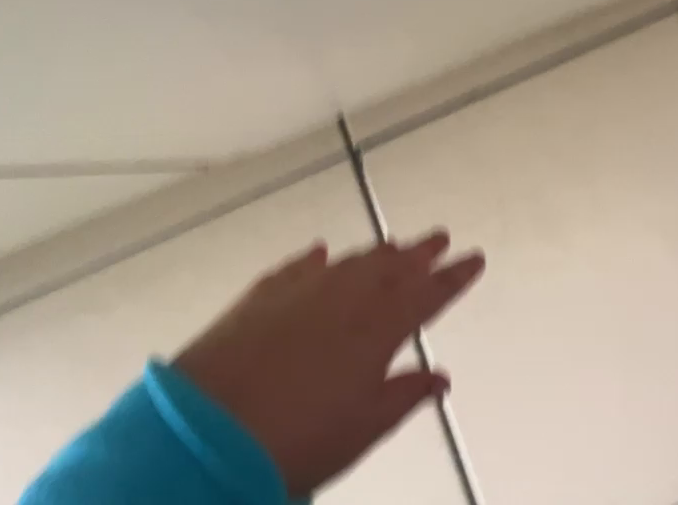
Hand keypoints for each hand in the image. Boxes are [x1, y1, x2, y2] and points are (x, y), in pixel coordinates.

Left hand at [173, 232, 485, 498]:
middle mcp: (348, 297)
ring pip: (352, 261)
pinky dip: (316, 259)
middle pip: (394, 266)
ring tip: (393, 246)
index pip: (430, 293)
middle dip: (421, 252)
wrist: (202, 432)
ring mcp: (304, 290)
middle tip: (440, 237)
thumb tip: (441, 377)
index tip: (475, 258)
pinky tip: (321, 252)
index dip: (455, 276)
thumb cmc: (297, 439)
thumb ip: (405, 396)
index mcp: (381, 327)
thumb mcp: (362, 429)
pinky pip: (298, 267)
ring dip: (377, 253)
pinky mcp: (261, 295)